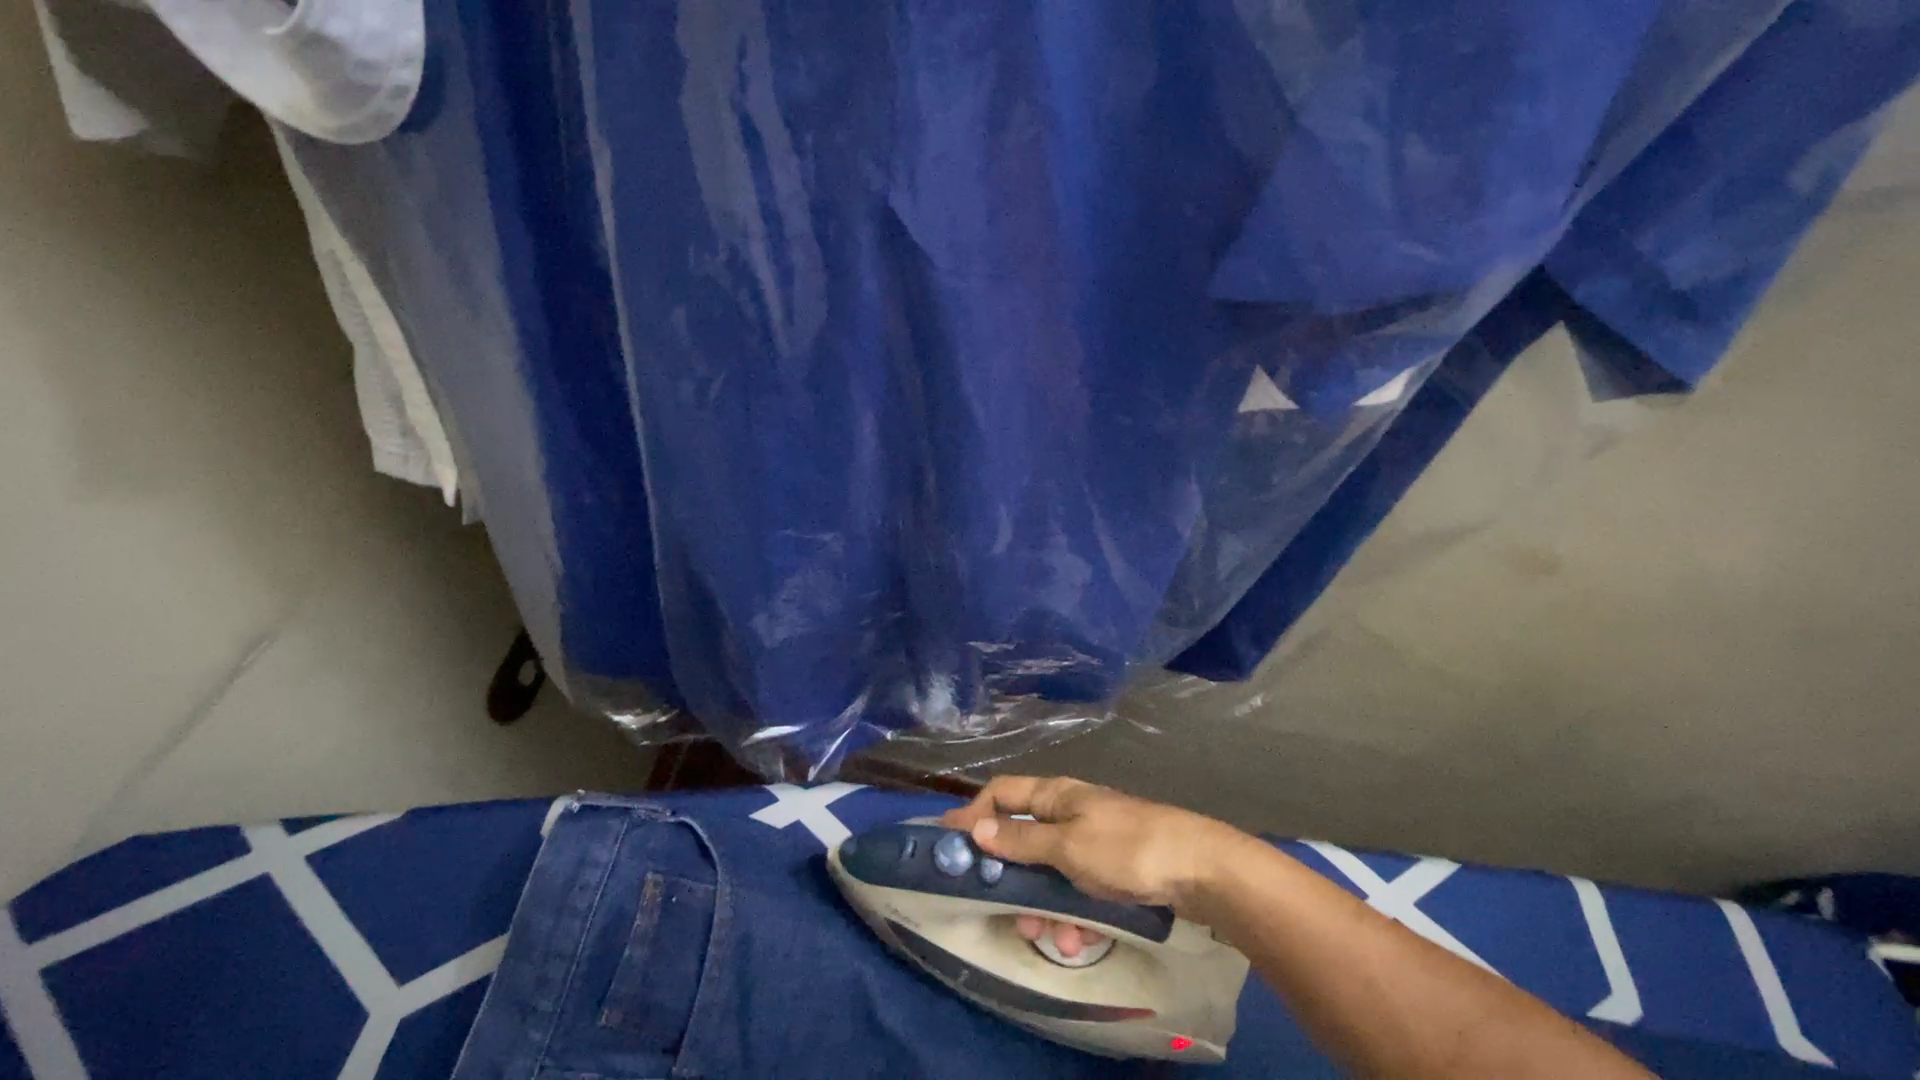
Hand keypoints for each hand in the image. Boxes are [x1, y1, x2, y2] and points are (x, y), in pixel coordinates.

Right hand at [940, 776, 1246, 914]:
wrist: (1202, 870)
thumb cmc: (1127, 849)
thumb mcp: (1067, 847)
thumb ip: (1021, 841)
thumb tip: (976, 829)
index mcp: (1056, 796)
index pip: (1002, 793)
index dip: (974, 815)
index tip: (948, 844)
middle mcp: (1071, 814)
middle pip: (1024, 841)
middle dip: (1013, 880)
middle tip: (1009, 913)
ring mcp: (1094, 843)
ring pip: (1051, 875)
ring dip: (1047, 908)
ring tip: (1057, 938)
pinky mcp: (1115, 872)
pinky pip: (1080, 893)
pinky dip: (1076, 916)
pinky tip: (1083, 939)